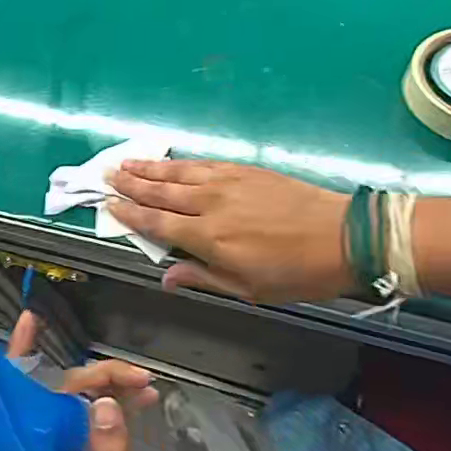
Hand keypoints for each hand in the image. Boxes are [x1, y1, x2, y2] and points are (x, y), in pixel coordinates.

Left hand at [7, 312, 172, 450]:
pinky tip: (147, 391)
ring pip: (84, 391)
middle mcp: (48, 444)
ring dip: (112, 379)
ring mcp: (72, 441)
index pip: (17, 400)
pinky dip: (125, 392)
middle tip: (131, 372)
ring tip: (143, 379)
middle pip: (59, 389)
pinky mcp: (97, 441)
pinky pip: (106, 403)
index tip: (29, 323)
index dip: (18, 358)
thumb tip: (103, 404)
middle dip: (94, 373)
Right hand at [107, 159, 353, 303]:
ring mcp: (225, 182)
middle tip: (107, 175)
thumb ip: (203, 277)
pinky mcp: (242, 169)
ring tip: (126, 162)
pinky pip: (201, 163)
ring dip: (148, 168)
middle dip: (130, 184)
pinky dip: (178, 162)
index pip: (156, 224)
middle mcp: (209, 205)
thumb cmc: (297, 272)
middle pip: (160, 192)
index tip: (109, 205)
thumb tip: (166, 276)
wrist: (343, 235)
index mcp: (208, 238)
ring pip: (176, 173)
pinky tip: (168, 161)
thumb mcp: (250, 289)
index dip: (129, 215)